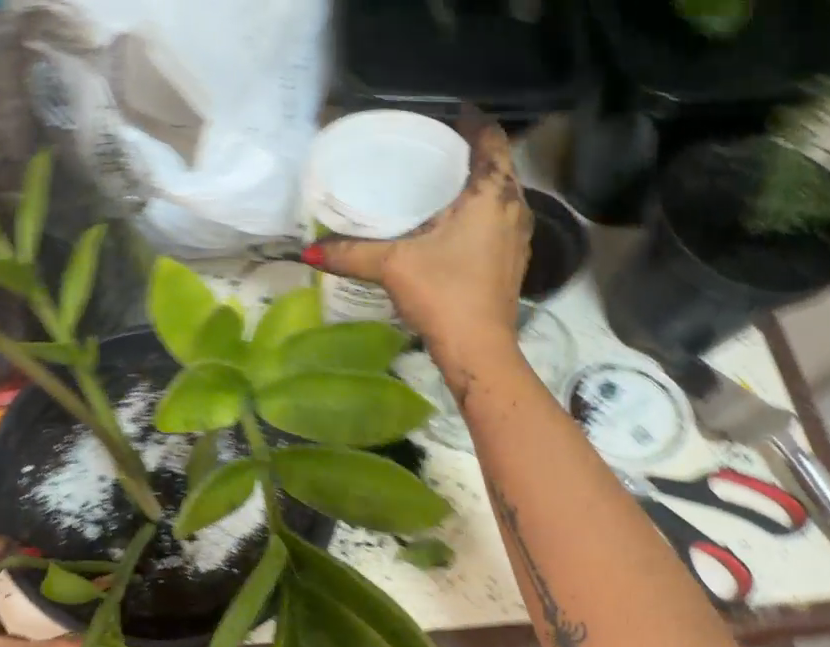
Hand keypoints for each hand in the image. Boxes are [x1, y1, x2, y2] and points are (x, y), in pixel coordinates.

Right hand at [308, 110, 532, 385]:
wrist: (479, 350)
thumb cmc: (444, 294)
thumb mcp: (392, 267)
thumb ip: (351, 254)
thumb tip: (310, 251)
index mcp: (492, 193)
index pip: (491, 139)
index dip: (473, 122)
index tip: (453, 113)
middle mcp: (515, 207)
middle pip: (498, 167)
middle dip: (471, 156)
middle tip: (438, 151)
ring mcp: (518, 238)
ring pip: (500, 197)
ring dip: (478, 188)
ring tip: (444, 187)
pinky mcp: (513, 264)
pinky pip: (498, 224)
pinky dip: (479, 216)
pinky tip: (454, 229)